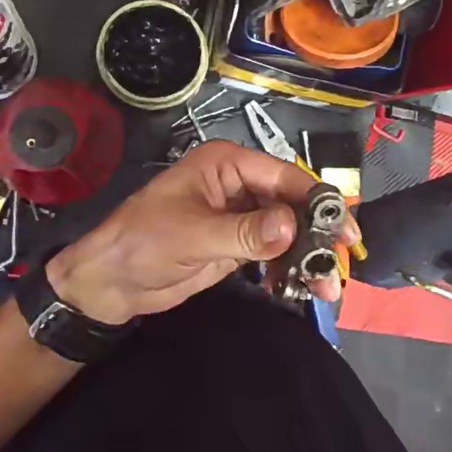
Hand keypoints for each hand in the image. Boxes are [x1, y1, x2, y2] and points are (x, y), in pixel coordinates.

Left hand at [45, 140, 356, 323]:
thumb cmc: (141, 243)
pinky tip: (300, 286)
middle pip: (292, 202)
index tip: (343, 227)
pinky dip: (289, 266)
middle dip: (317, 232)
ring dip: (308, 254)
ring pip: (289, 228)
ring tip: (326, 286)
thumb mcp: (192, 235)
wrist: (108, 284)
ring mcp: (242, 215)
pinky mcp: (240, 243)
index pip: (283, 176)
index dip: (316, 200)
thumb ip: (243, 232)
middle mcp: (240, 184)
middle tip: (340, 261)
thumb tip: (291, 227)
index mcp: (228, 165)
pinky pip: (275, 250)